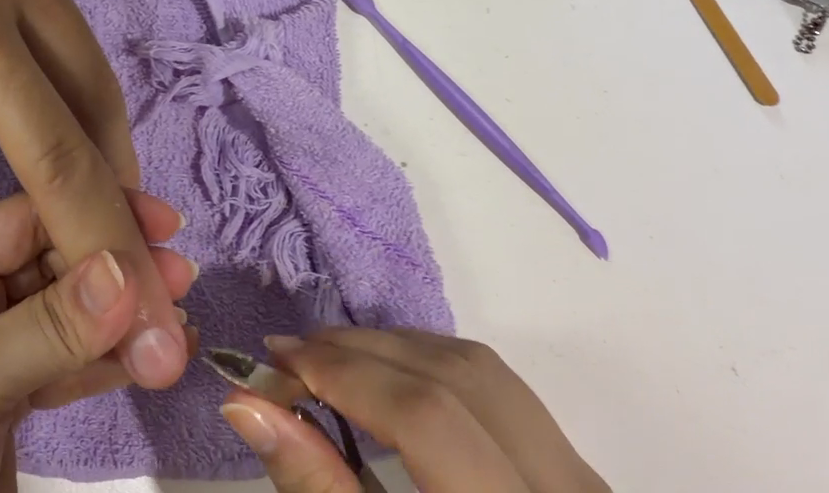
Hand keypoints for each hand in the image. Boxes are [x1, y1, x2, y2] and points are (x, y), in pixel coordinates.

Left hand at [0, 191, 199, 492]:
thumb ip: (44, 327)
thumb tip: (126, 268)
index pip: (22, 222)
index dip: (88, 212)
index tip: (161, 221)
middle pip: (55, 263)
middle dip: (117, 269)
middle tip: (183, 279)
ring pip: (74, 313)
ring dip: (126, 316)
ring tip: (180, 323)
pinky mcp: (20, 397)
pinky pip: (77, 362)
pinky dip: (117, 359)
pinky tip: (157, 356)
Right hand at [218, 330, 611, 491]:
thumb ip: (314, 485)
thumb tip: (245, 401)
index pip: (427, 418)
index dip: (345, 375)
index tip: (276, 359)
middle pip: (454, 379)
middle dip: (358, 353)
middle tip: (288, 356)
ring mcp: (584, 483)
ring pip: (480, 371)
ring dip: (392, 350)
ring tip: (329, 360)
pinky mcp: (578, 475)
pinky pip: (498, 389)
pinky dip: (430, 365)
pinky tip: (386, 378)